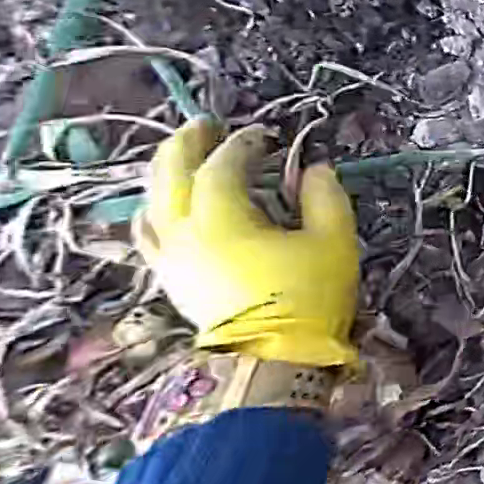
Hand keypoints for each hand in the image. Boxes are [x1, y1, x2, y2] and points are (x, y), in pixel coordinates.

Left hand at [134, 119, 360, 367]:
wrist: (273, 358)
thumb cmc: (307, 294)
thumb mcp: (332, 239)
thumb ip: (324, 196)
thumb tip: (314, 168)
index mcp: (222, 219)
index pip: (223, 166)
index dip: (243, 144)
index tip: (266, 134)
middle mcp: (183, 232)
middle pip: (169, 176)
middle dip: (186, 145)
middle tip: (205, 125)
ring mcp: (169, 257)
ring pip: (151, 203)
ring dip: (166, 174)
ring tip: (185, 159)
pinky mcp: (170, 277)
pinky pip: (150, 232)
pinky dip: (157, 208)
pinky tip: (168, 207)